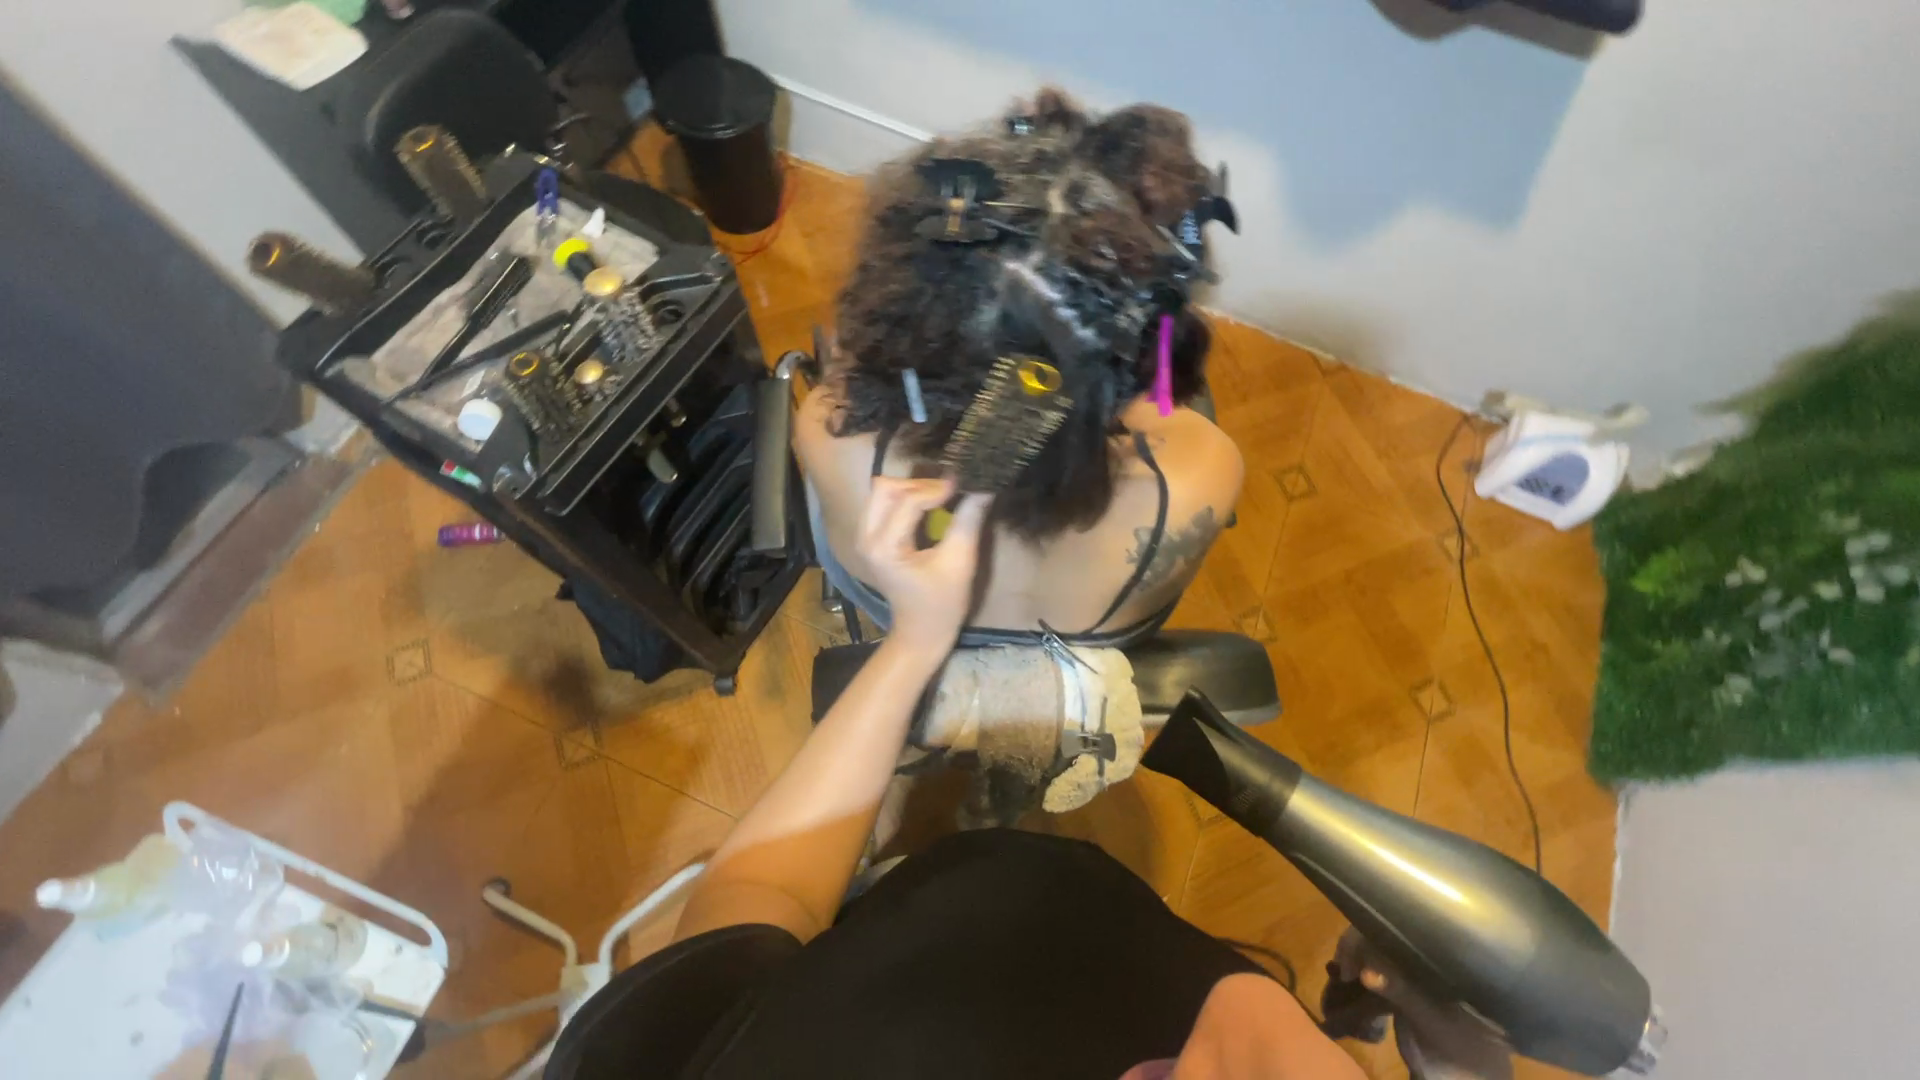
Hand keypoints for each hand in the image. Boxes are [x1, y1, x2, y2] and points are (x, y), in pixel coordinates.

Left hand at [857, 477, 990, 654]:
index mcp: (884, 548)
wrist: (921, 631)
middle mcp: (865, 537)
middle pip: (885, 488)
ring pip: (882, 491)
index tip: (964, 485)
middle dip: (919, 485)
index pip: (908, 501)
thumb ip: (968, 521)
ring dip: (912, 489)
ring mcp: (863, 536)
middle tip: (950, 493)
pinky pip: (883, 502)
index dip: (937, 489)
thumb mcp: (960, 563)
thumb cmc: (942, 604)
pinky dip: (906, 498)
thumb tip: (984, 487)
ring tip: (942, 498)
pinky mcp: (870, 536)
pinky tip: (929, 507)